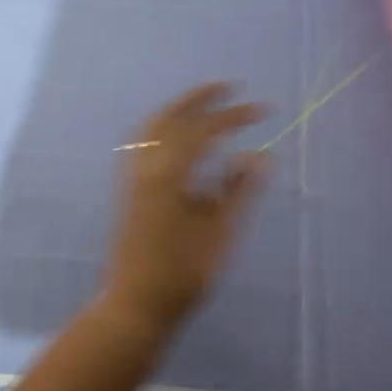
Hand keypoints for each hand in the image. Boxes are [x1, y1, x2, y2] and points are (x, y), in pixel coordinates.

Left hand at [102, 83, 270, 331]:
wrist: (135, 304)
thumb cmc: (183, 273)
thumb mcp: (220, 233)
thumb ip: (239, 190)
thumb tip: (260, 156)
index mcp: (169, 172)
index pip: (205, 129)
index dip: (235, 115)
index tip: (264, 109)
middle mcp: (145, 165)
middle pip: (172, 116)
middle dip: (201, 98)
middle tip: (229, 87)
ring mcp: (131, 175)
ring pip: (153, 126)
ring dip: (179, 109)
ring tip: (204, 103)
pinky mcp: (127, 187)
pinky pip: (143, 141)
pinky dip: (163, 126)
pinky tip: (176, 136)